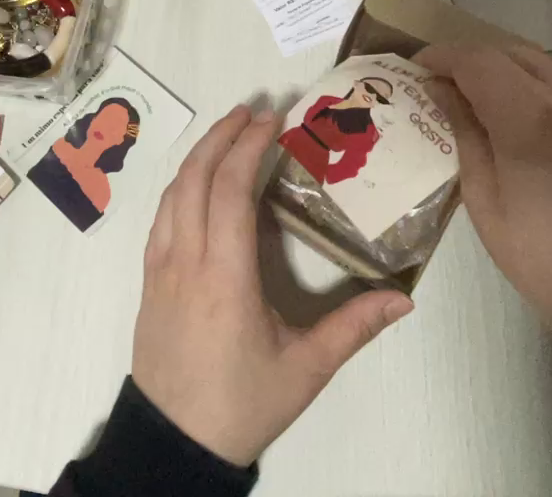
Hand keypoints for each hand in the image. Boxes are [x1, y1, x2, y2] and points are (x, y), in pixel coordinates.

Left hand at [133, 104, 413, 465]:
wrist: (173, 442)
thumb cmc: (241, 403)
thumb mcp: (304, 370)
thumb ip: (353, 328)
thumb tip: (404, 298)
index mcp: (224, 274)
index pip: (229, 189)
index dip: (247, 147)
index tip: (270, 119)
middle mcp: (185, 258)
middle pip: (195, 178)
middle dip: (221, 136)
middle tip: (251, 110)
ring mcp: (159, 266)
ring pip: (172, 192)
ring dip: (198, 155)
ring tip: (226, 132)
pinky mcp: (148, 277)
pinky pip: (161, 215)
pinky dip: (181, 184)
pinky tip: (198, 181)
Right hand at [416, 44, 551, 411]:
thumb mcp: (488, 206)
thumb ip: (464, 135)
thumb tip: (441, 90)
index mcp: (534, 117)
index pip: (475, 59)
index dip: (440, 56)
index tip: (416, 70)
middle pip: (510, 53)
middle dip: (471, 63)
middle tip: (444, 89)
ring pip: (546, 67)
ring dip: (509, 76)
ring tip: (487, 109)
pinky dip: (544, 92)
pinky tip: (535, 129)